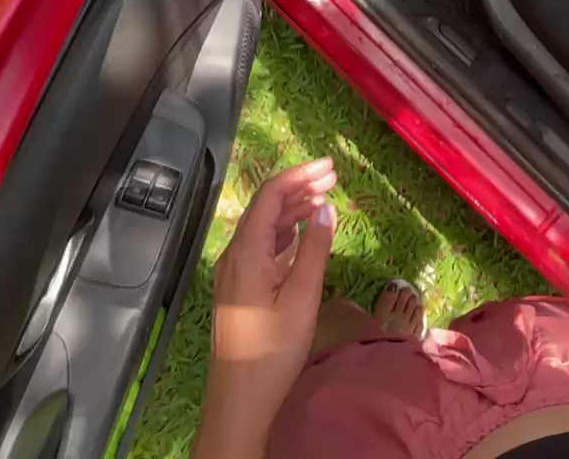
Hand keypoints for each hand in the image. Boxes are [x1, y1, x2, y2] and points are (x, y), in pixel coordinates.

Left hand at [198, 157, 337, 451]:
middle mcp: (234, 253)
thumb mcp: (302, 297)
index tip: (331, 166)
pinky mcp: (239, 286)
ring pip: (264, 225)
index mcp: (245, 250)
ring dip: (293, 208)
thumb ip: (314, 248)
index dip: (300, 174)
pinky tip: (302, 232)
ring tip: (324, 198)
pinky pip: (262, 245)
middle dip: (299, 187)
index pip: (271, 195)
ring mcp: (234, 271)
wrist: (238, 401)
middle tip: (334, 177)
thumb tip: (325, 207)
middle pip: (266, 206)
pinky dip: (285, 231)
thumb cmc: (272, 350)